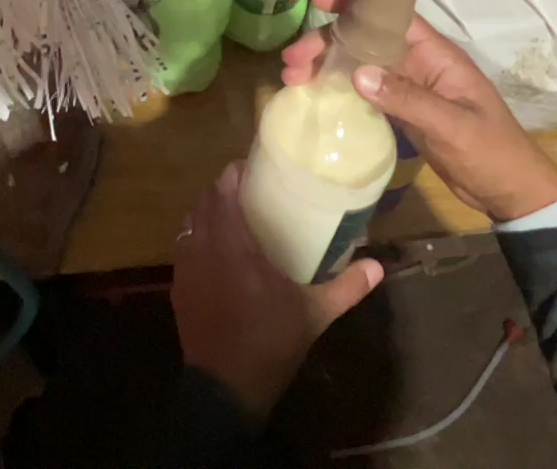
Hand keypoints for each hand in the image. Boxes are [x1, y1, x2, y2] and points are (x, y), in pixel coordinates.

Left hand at [171, 162, 381, 417]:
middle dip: (220, 190)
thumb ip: (345, 287)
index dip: (231, 175)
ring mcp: (185, 268)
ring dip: (206, 212)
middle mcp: (203, 249)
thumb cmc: (269, 343)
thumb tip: (379, 266)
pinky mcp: (177, 288)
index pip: (222, 192)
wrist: (225, 390)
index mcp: (232, 246)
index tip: (249, 167)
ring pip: (189, 223)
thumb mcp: (313, 315)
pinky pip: (183, 247)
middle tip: (246, 188)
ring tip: (230, 214)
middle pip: (203, 202)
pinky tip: (216, 250)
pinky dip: (196, 237)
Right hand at [281, 0, 556, 222]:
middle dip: (326, 44)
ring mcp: (407, 87)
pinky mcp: (401, 110)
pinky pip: (363, 91)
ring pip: (358, 65)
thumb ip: (406, 98)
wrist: (510, 191)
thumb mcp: (451, 124)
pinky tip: (312, 97)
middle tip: (290, 62)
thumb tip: (356, 73)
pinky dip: (336, 90)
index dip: (356, 4)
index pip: (391, 16)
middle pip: (364, 41)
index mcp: (434, 54)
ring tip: (291, 79)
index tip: (320, 2)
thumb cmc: (490, 151)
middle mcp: (417, 63)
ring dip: (325, 67)